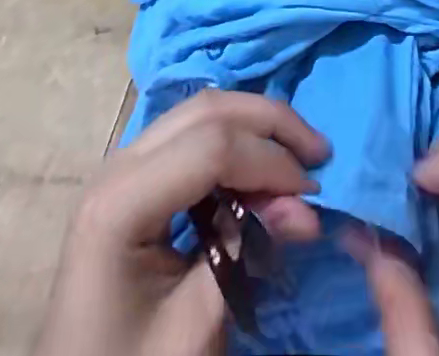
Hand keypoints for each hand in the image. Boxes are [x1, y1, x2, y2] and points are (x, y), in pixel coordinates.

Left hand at [33, 91, 330, 355]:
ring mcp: (122, 163)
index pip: (210, 147)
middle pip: (205, 111)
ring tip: (300, 156)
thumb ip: (246, 256)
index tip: (314, 194)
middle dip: (270, 122)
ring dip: (254, 124)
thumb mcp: (193, 328)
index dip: (270, 160)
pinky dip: (234, 139)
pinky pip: (189, 134)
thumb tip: (306, 208)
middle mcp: (117, 164)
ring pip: (198, 112)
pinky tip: (261, 165)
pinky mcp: (134, 174)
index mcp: (120, 201)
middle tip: (321, 153)